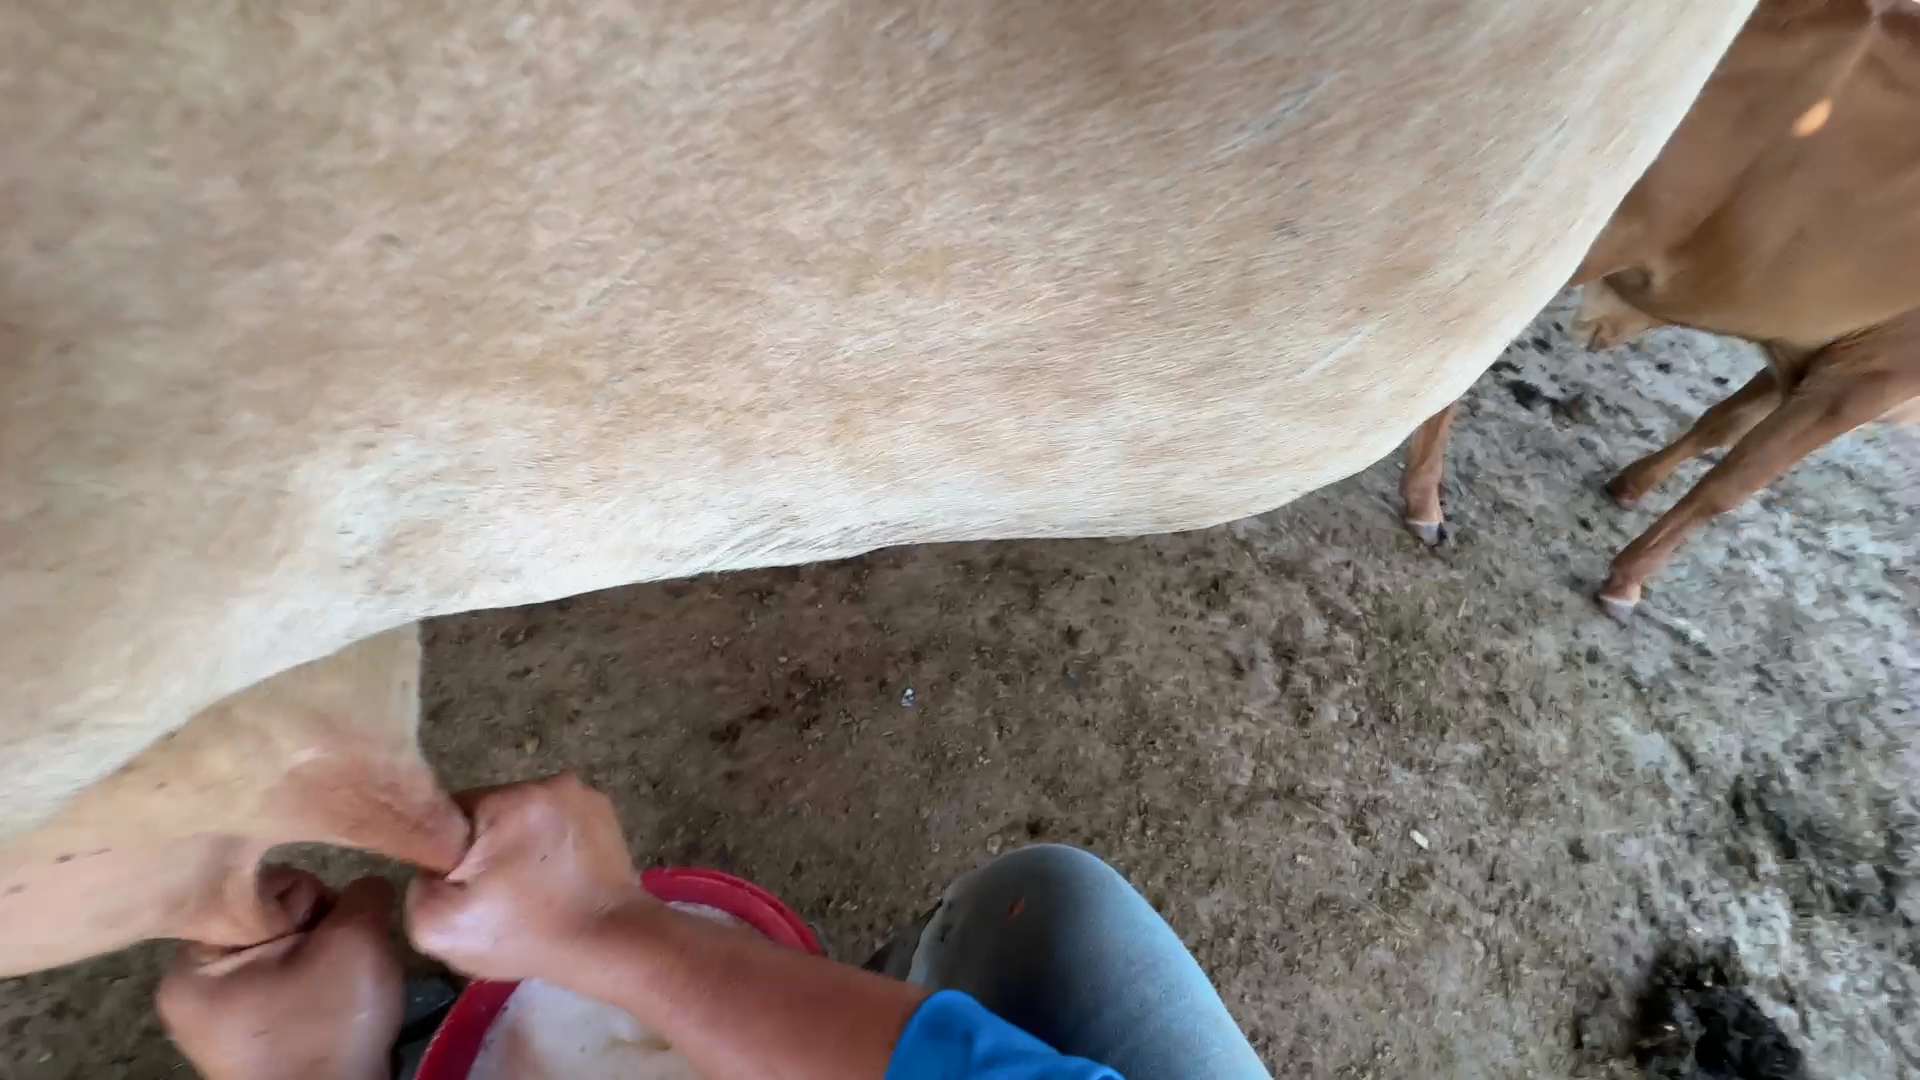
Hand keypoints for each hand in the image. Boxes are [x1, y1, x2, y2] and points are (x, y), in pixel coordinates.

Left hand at [158, 874, 402, 1079]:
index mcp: (197, 961)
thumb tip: (368, 882)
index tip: (335, 926)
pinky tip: (340, 988)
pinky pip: (292, 969)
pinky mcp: (252, 1020)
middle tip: (347, 950)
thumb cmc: (327, 1021)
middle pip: (278, 911)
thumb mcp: (356, 938)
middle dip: (326, 920)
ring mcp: (222, 1005)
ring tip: (349, 972)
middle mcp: (196, 980)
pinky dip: (324, 970)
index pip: (266, 887)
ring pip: (292, 939)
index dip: (317, 895)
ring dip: (332, 944)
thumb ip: (364, 890)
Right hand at [406, 773, 652, 982]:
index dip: (445, 850)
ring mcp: (584, 794)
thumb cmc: (525, 932)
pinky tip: (555, 876)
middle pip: (492, 811)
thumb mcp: (438, 923)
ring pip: (526, 817)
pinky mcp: (604, 811)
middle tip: (496, 889)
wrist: (606, 937)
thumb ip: (420, 883)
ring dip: (520, 844)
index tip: (462, 882)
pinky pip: (557, 821)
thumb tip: (435, 865)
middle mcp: (552, 783)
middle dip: (485, 847)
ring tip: (529, 885)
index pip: (452, 811)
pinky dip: (550, 844)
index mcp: (512, 800)